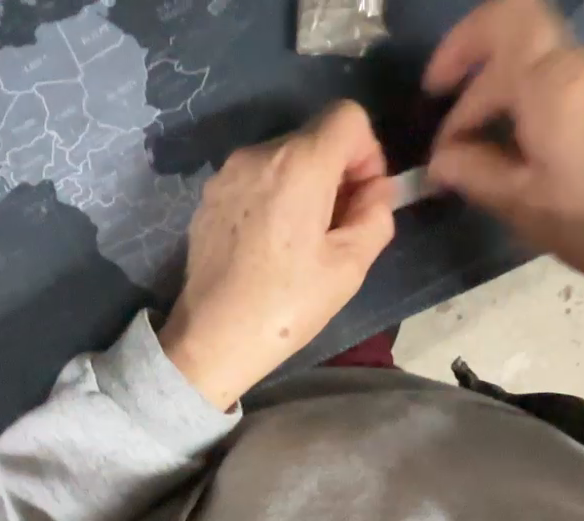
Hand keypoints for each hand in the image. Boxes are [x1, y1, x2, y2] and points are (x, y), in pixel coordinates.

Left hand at [161, 101, 396, 408]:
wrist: (211, 341)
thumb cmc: (285, 307)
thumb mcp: (349, 267)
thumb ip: (376, 215)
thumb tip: (376, 191)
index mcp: (299, 163)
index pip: (348, 116)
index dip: (367, 152)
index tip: (363, 197)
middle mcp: (258, 155)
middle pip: (313, 139)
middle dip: (335, 174)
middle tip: (336, 229)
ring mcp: (225, 176)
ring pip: (282, 161)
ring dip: (303, 189)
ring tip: (300, 244)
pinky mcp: (207, 202)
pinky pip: (253, 184)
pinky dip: (271, 201)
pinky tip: (268, 249)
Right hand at [424, 0, 583, 348]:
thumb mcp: (522, 205)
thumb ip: (473, 172)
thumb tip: (442, 161)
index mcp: (554, 80)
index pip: (500, 24)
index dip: (459, 49)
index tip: (435, 95)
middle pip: (528, 55)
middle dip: (486, 95)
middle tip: (463, 149)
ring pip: (560, 77)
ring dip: (524, 109)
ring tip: (510, 164)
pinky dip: (560, 115)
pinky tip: (558, 164)